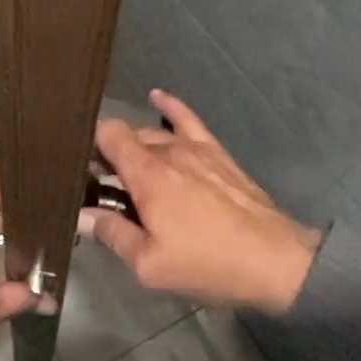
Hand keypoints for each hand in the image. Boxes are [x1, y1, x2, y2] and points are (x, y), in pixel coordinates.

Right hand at [83, 89, 322, 313]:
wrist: (276, 262)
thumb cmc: (208, 263)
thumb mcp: (150, 265)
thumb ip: (113, 234)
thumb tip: (83, 215)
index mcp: (147, 173)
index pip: (107, 134)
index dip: (90, 147)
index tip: (85, 173)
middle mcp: (168, 150)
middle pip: (127, 135)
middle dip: (110, 154)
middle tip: (105, 184)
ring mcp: (195, 148)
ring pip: (153, 133)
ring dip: (136, 145)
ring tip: (129, 169)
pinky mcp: (217, 153)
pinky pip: (188, 119)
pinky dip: (171, 106)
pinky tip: (158, 96)